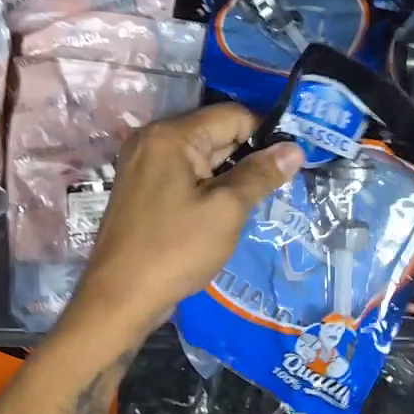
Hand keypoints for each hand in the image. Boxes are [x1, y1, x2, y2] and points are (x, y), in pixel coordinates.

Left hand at [68, 104, 302, 336]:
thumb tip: (294, 149)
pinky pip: (184, 173)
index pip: (232, 115)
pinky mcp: (141, 187)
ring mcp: (142, 163)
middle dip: (247, 154)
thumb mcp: (226, 210)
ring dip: (228, 173)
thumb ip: (260, 174)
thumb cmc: (175, 250)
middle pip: (215, 132)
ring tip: (254, 200)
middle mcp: (152, 139)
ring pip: (201, 155)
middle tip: (276, 186)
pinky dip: (207, 185)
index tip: (289, 162)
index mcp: (171, 135)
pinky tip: (224, 210)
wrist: (119, 297)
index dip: (265, 134)